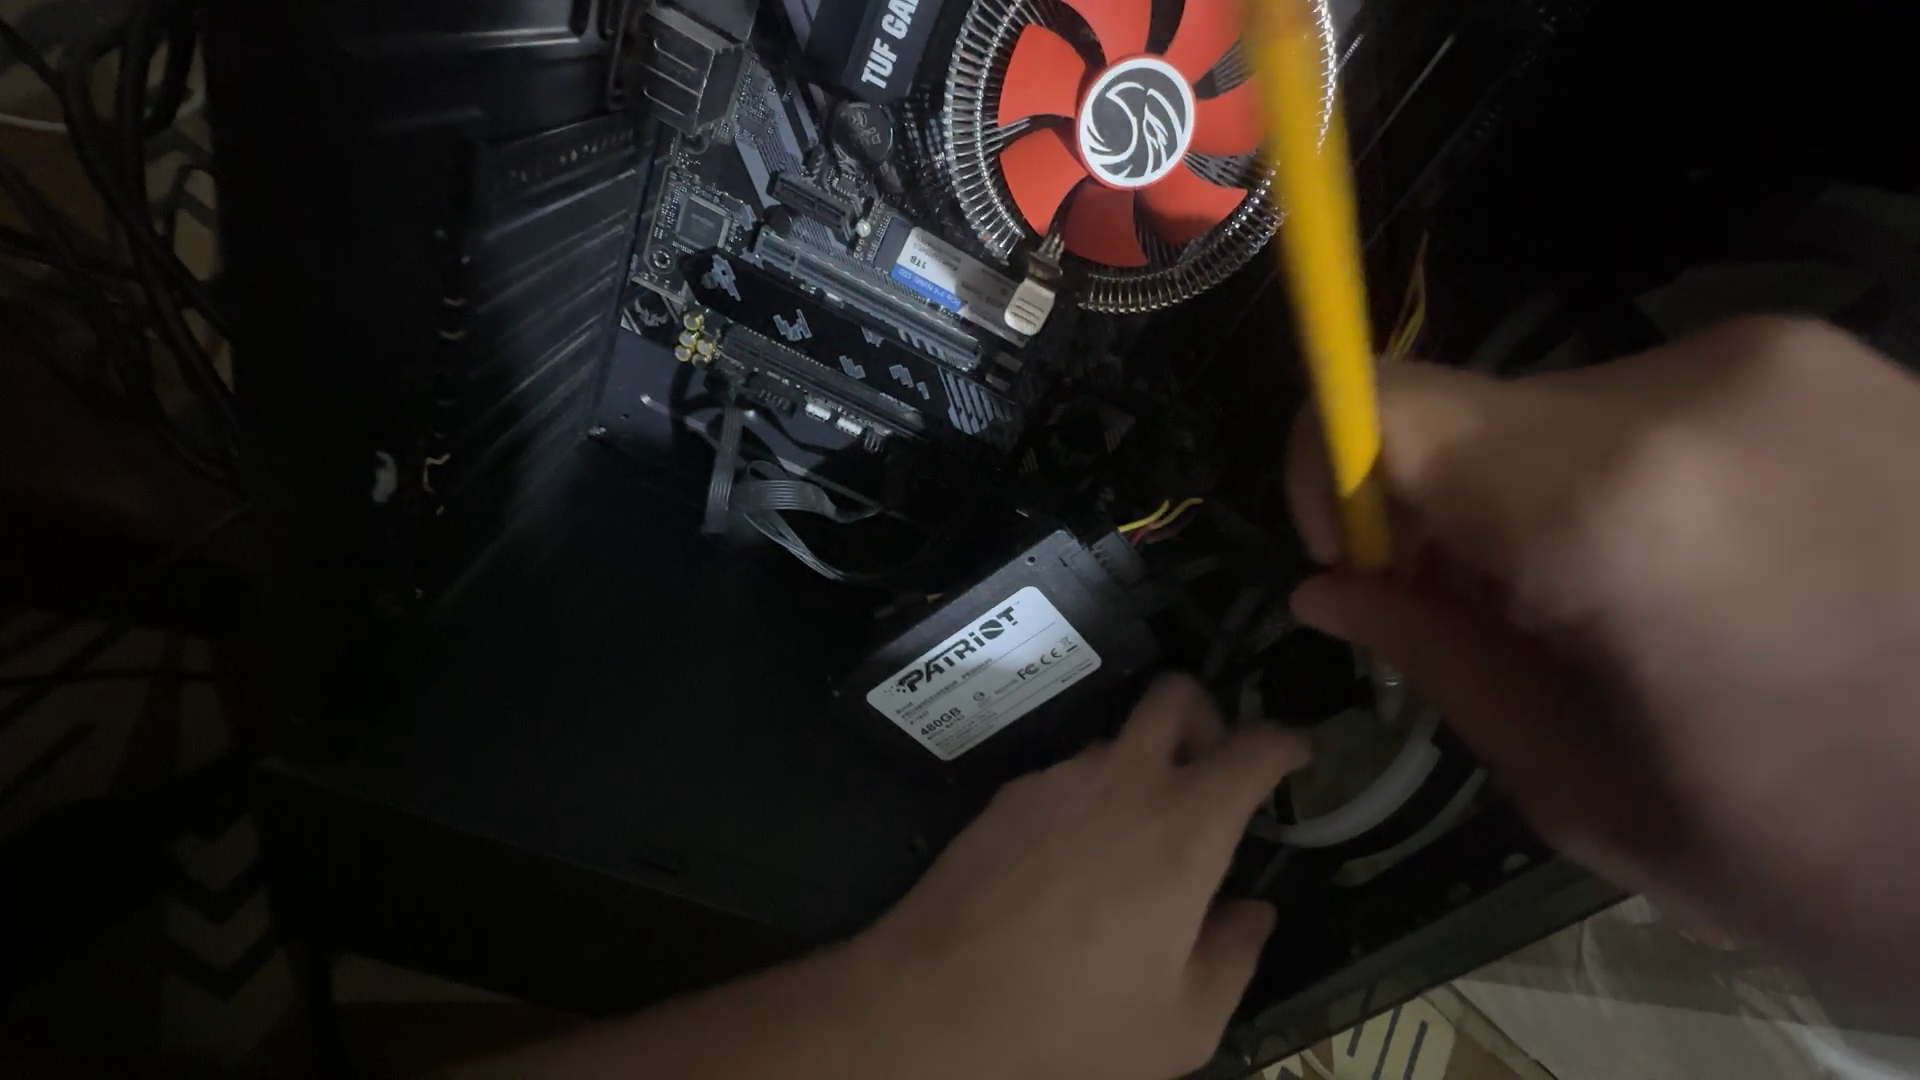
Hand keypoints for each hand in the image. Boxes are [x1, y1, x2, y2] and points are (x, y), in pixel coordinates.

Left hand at [844, 675, 1309, 1079]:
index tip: (1299, 752)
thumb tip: (1252, 911)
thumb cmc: (1070, 1025)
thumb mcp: (1181, 1024)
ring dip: (1143, 771)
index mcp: (1182, 830)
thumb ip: (1234, 956)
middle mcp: (1121, 781)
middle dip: (1208, 716)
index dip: (1286, 740)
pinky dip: (1089, 800)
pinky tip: (1070, 864)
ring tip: (1133, 845)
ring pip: (1117, 742)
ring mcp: (1059, 778)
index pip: (1251, 749)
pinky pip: (1068, 776)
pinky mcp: (1012, 792)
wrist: (936, 1003)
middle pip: (1175, 696)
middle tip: (1213, 772)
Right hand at [1287, 316, 1919, 1005]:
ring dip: (1518, 496)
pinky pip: (1642, 409)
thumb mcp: (1573, 779)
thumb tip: (1323, 588)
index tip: (1351, 555)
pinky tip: (1685, 574)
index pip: (1379, 404)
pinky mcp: (1850, 368)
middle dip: (1427, 506)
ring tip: (1594, 606)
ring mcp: (1790, 364)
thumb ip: (1428, 653)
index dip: (1322, 466)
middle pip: (1462, 413)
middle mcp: (1692, 392)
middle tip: (1472, 609)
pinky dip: (1605, 480)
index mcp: (1603, 504)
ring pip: (1547, 411)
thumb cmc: (1827, 855)